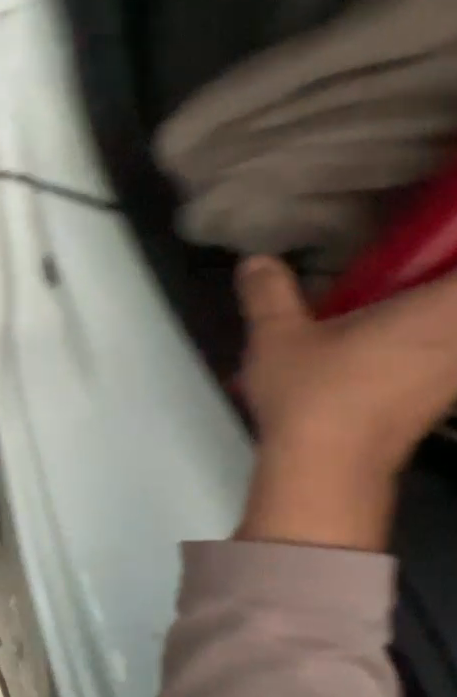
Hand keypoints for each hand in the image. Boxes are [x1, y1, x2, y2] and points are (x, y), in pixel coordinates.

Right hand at [233, 255, 456, 548]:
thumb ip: (270, 294)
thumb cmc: (314, 393)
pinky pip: (451, 346)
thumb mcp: (277, 336)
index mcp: (447, 306)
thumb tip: (259, 261)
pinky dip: (436, 334)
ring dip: (438, 307)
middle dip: (442, 274)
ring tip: (406, 294)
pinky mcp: (452, 386)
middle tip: (417, 260)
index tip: (431, 233)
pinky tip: (402, 331)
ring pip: (456, 322)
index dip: (450, 241)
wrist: (331, 462)